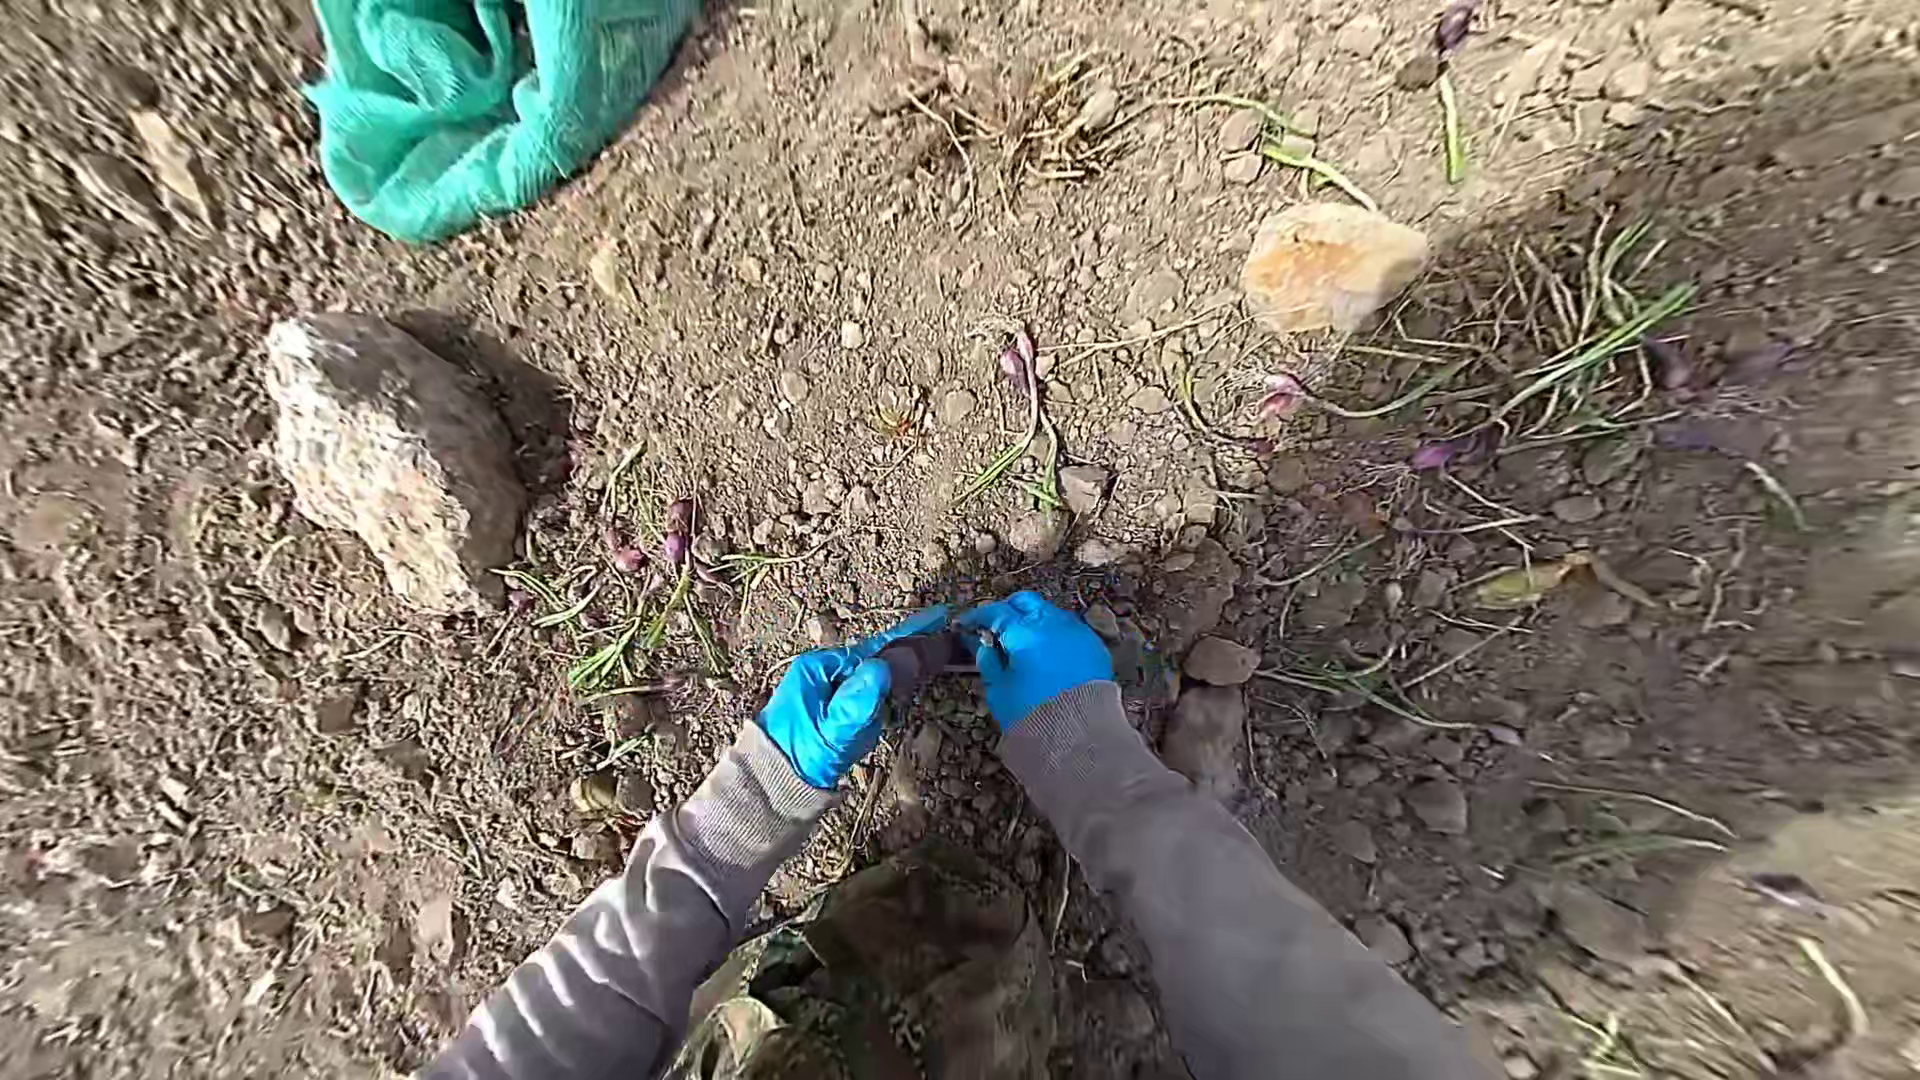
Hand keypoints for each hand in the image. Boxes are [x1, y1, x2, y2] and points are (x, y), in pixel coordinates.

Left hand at [757, 606, 949, 788]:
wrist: (771, 788)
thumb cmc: (802, 756)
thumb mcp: (835, 727)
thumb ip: (861, 697)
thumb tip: (888, 664)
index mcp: (822, 666)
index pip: (877, 646)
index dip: (911, 633)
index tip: (940, 617)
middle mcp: (826, 670)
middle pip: (879, 654)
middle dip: (912, 646)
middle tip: (946, 637)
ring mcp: (829, 689)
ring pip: (876, 671)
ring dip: (904, 664)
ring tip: (935, 654)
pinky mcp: (834, 708)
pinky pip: (870, 689)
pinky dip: (892, 684)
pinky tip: (906, 682)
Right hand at [957, 591, 1113, 732]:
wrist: (1080, 741)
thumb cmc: (1032, 716)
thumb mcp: (999, 690)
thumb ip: (988, 660)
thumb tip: (984, 644)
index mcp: (1026, 632)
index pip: (997, 612)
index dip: (979, 616)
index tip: (967, 624)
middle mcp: (1054, 624)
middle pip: (1026, 603)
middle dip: (1008, 611)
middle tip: (996, 629)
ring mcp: (1078, 633)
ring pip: (1050, 613)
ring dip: (1033, 621)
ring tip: (1022, 643)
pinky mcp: (1094, 646)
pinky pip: (1069, 630)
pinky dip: (1054, 635)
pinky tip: (1047, 654)